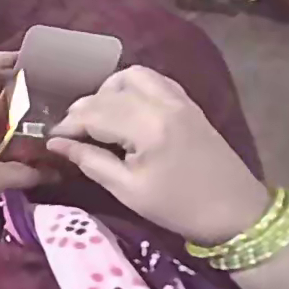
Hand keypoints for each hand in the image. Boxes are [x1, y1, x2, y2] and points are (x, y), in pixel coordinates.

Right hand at [47, 66, 268, 244]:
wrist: (236, 213)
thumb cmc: (178, 208)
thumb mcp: (127, 190)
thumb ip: (90, 161)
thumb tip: (55, 144)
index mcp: (148, 127)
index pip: (94, 113)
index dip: (67, 125)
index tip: (52, 141)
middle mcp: (163, 103)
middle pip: (108, 93)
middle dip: (82, 110)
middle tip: (69, 134)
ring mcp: (178, 99)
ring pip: (131, 76)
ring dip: (107, 92)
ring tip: (96, 117)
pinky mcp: (188, 103)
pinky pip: (153, 80)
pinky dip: (131, 88)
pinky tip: (123, 110)